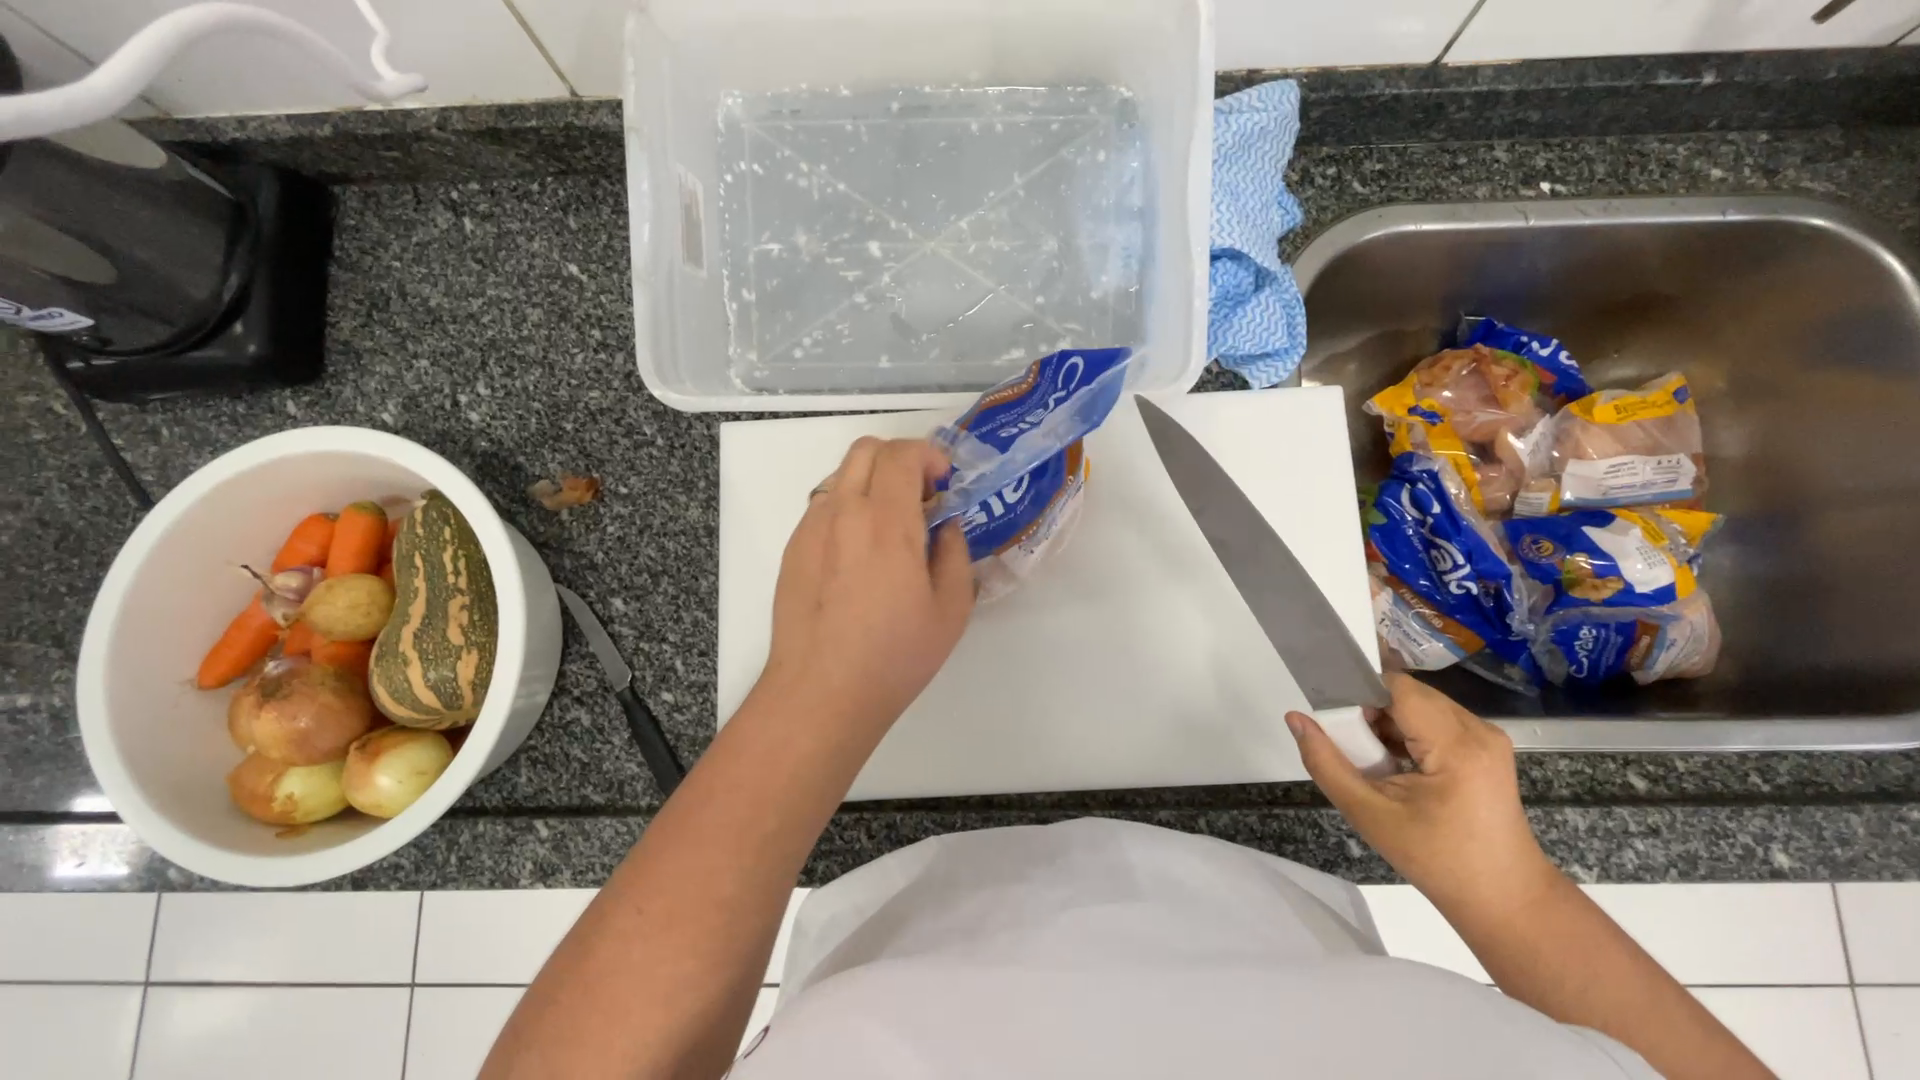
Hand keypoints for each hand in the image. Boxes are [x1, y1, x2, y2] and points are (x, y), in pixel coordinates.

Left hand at [759, 437, 974, 732]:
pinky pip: (823, 508)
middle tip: (922, 496)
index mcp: (886, 522)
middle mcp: (843, 513)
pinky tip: (860, 555)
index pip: (903, 454)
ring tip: (891, 527)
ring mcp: (811, 529)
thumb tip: (946, 526)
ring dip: (872, 483)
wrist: (821, 691)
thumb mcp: (950, 609)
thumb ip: (955, 554)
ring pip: (841, 476)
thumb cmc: (893, 656)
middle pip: (866, 450)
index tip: (945, 484)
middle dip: (900, 459)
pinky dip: (848, 509)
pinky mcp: (793, 550)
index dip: (930, 455)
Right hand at [1287, 673, 1557, 915]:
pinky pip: (1438, 722)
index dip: (1360, 692)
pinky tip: (1397, 766)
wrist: (1502, 897)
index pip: (1398, 687)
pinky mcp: (1487, 748)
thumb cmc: (1436, 859)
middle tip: (1350, 747)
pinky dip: (1409, 734)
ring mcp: (1487, 738)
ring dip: (1390, 724)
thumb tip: (1295, 718)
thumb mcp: (1368, 813)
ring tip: (1373, 762)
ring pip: (1422, 706)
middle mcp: (1479, 730)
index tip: (1334, 717)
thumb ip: (1325, 762)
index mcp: (1456, 744)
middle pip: (1409, 695)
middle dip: (1372, 711)